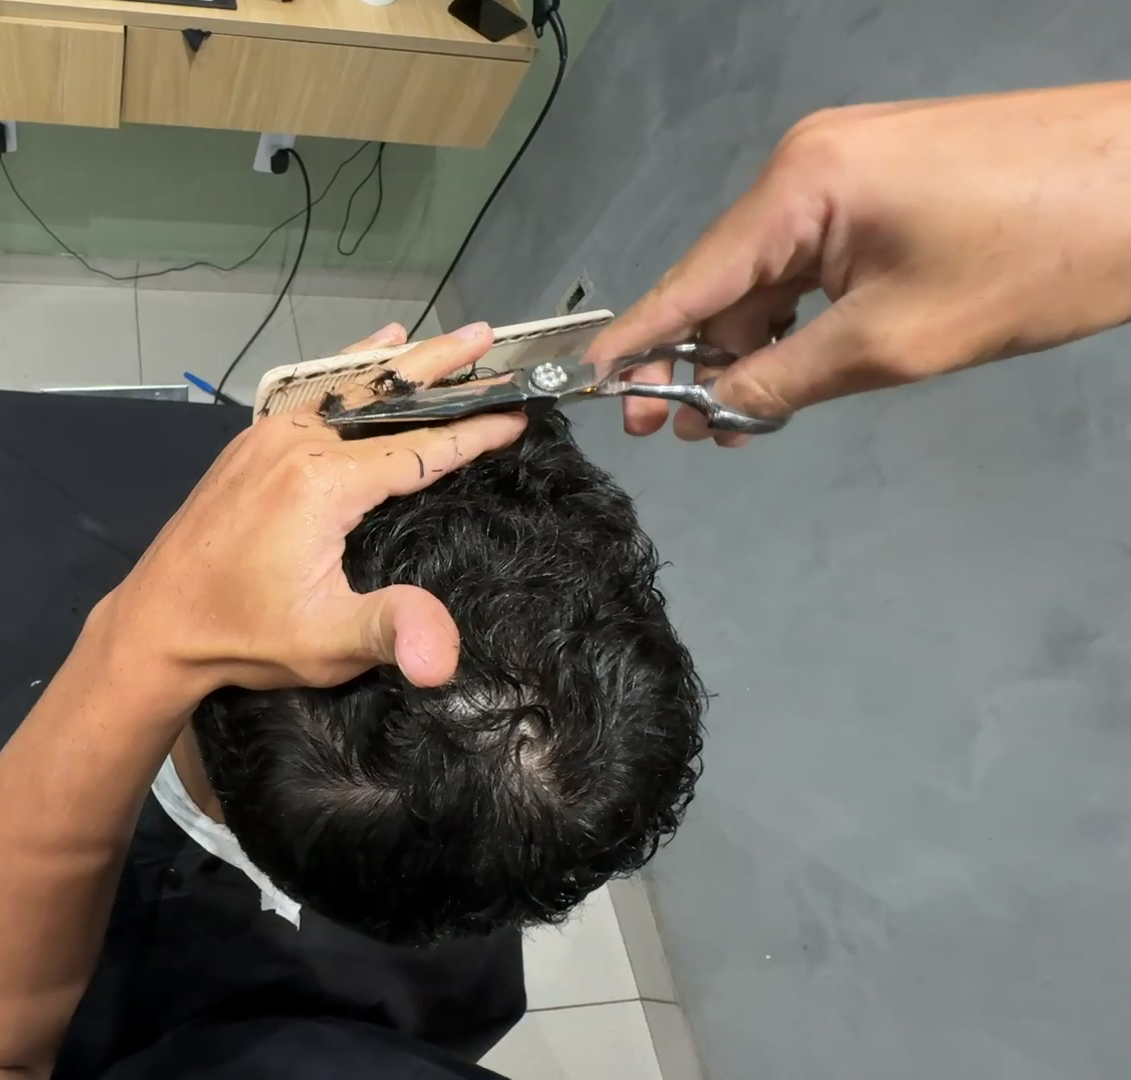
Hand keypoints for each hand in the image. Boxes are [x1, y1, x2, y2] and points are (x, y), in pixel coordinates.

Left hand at [96, 322, 526, 698]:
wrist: (157, 619)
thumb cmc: (241, 633)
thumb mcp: (323, 642)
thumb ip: (389, 631)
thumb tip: (446, 658)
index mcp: (322, 482)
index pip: (418, 449)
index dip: (472, 434)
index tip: (517, 415)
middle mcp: (293, 443)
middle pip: (383, 397)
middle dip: (441, 367)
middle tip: (492, 337)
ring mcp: (264, 438)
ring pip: (343, 388)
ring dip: (396, 365)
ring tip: (441, 339)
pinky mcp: (246, 446)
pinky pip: (307, 397)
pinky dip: (344, 374)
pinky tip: (363, 356)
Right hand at [588, 82, 1130, 444]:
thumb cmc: (1048, 256)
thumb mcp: (893, 342)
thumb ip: (777, 382)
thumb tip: (708, 415)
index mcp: (796, 190)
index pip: (686, 283)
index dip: (633, 342)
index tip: (586, 386)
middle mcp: (801, 170)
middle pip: (717, 285)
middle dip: (695, 361)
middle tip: (674, 428)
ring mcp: (839, 171)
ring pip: (760, 282)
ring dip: (746, 349)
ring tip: (735, 417)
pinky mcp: (874, 184)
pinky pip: (803, 264)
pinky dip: (789, 320)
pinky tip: (782, 368)